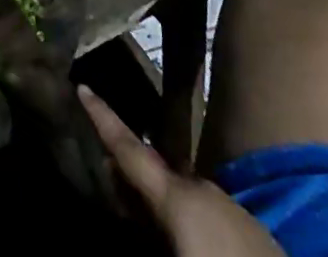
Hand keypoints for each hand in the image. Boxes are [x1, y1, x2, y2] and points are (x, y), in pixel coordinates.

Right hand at [78, 85, 286, 256]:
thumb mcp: (166, 253)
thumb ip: (140, 228)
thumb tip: (115, 185)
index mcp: (176, 196)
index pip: (129, 147)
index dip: (103, 118)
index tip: (82, 87)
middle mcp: (199, 189)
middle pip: (151, 172)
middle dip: (125, 172)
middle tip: (101, 174)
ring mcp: (226, 205)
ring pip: (176, 193)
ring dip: (152, 199)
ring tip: (133, 214)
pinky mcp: (245, 225)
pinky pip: (198, 210)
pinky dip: (177, 215)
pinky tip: (176, 238)